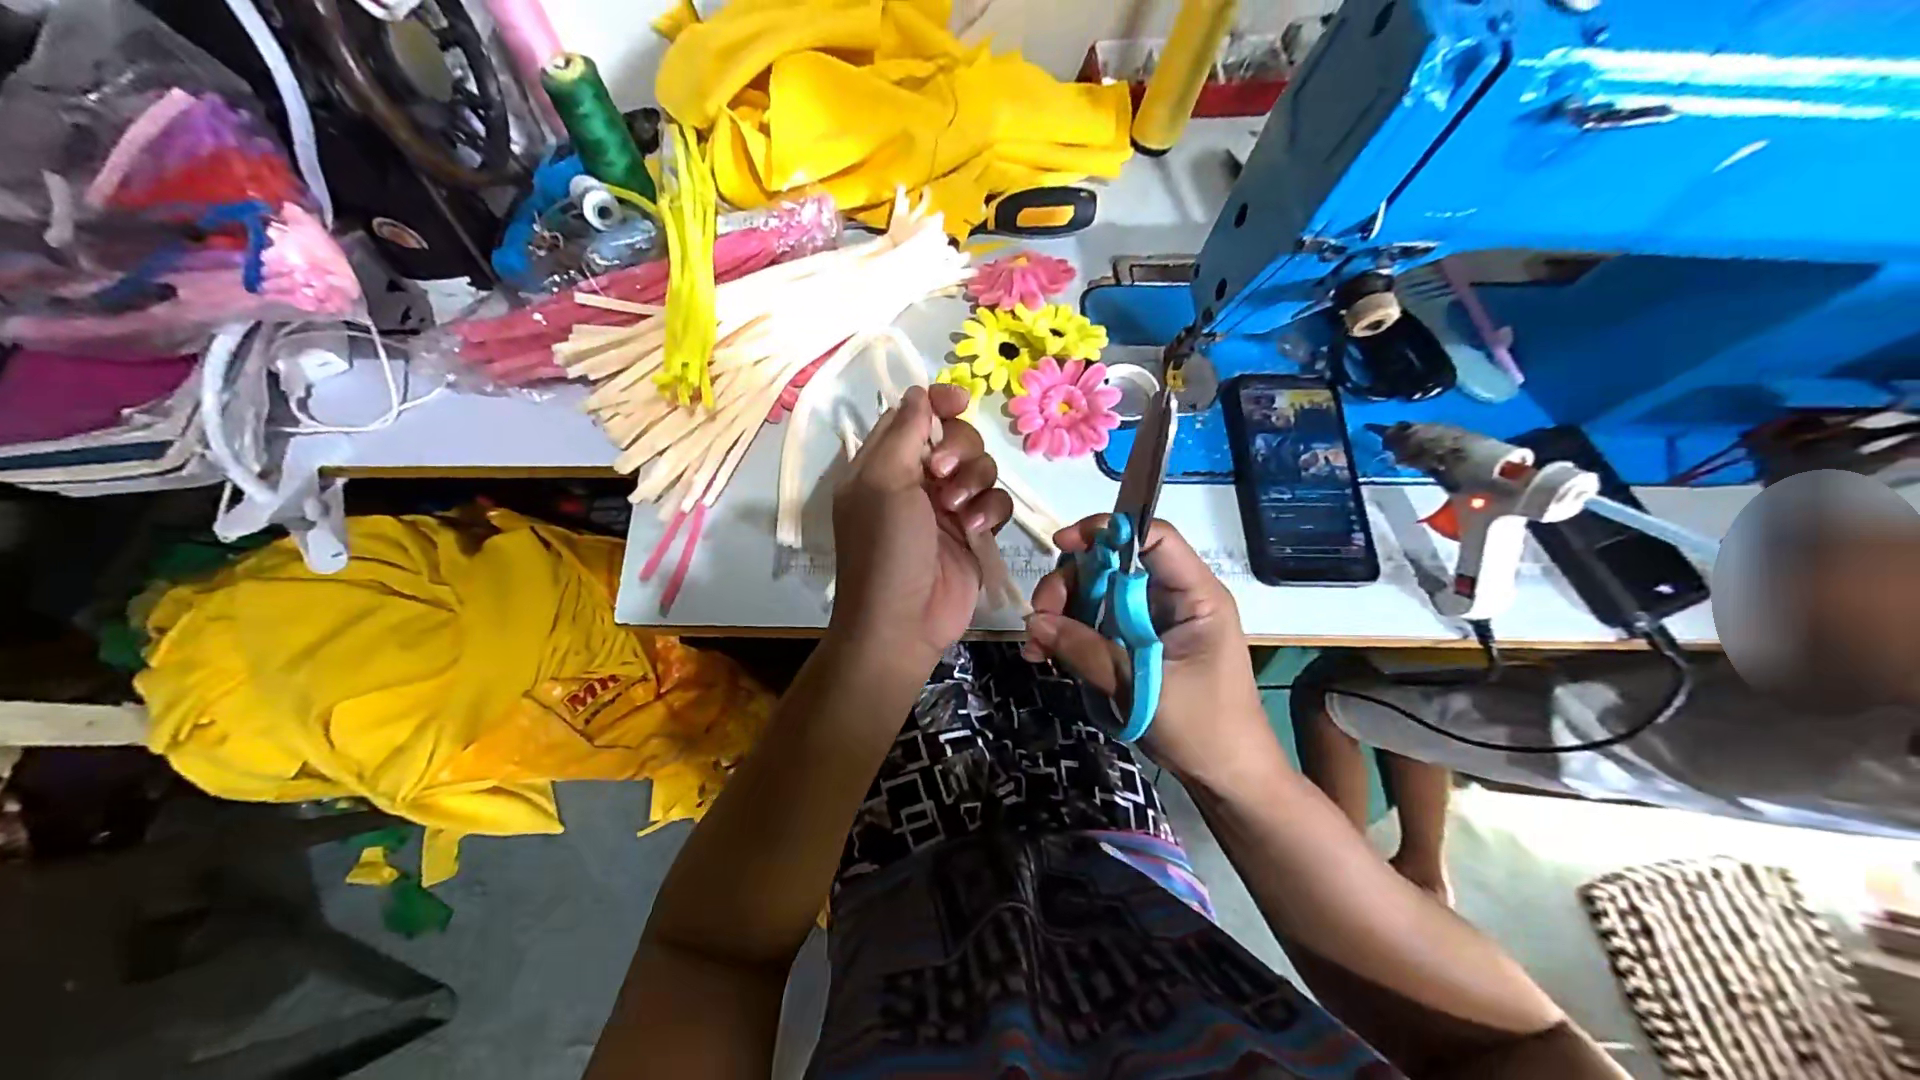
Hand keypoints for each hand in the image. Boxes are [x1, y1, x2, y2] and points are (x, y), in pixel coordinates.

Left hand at [830, 384, 1013, 667]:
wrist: (903, 621)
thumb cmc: (885, 548)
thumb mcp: (884, 481)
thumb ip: (905, 432)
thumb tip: (920, 392)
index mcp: (884, 464)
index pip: (914, 415)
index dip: (938, 402)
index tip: (959, 401)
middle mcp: (916, 480)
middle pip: (956, 438)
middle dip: (959, 452)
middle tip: (944, 478)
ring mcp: (947, 507)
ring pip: (982, 468)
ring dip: (975, 484)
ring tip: (958, 513)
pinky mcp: (973, 532)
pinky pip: (997, 502)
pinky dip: (990, 512)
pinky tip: (975, 532)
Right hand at [1023, 517, 1271, 782]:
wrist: (1225, 778)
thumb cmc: (1204, 728)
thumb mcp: (1143, 687)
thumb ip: (1089, 651)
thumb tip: (1034, 621)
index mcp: (1195, 596)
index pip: (1154, 538)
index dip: (1109, 531)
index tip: (1064, 544)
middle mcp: (1171, 599)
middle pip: (1113, 565)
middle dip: (1071, 583)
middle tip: (1039, 616)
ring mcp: (1151, 622)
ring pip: (1098, 594)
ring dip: (1062, 613)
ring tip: (1037, 646)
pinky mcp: (1135, 645)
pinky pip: (1095, 625)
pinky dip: (1069, 635)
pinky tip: (1045, 654)